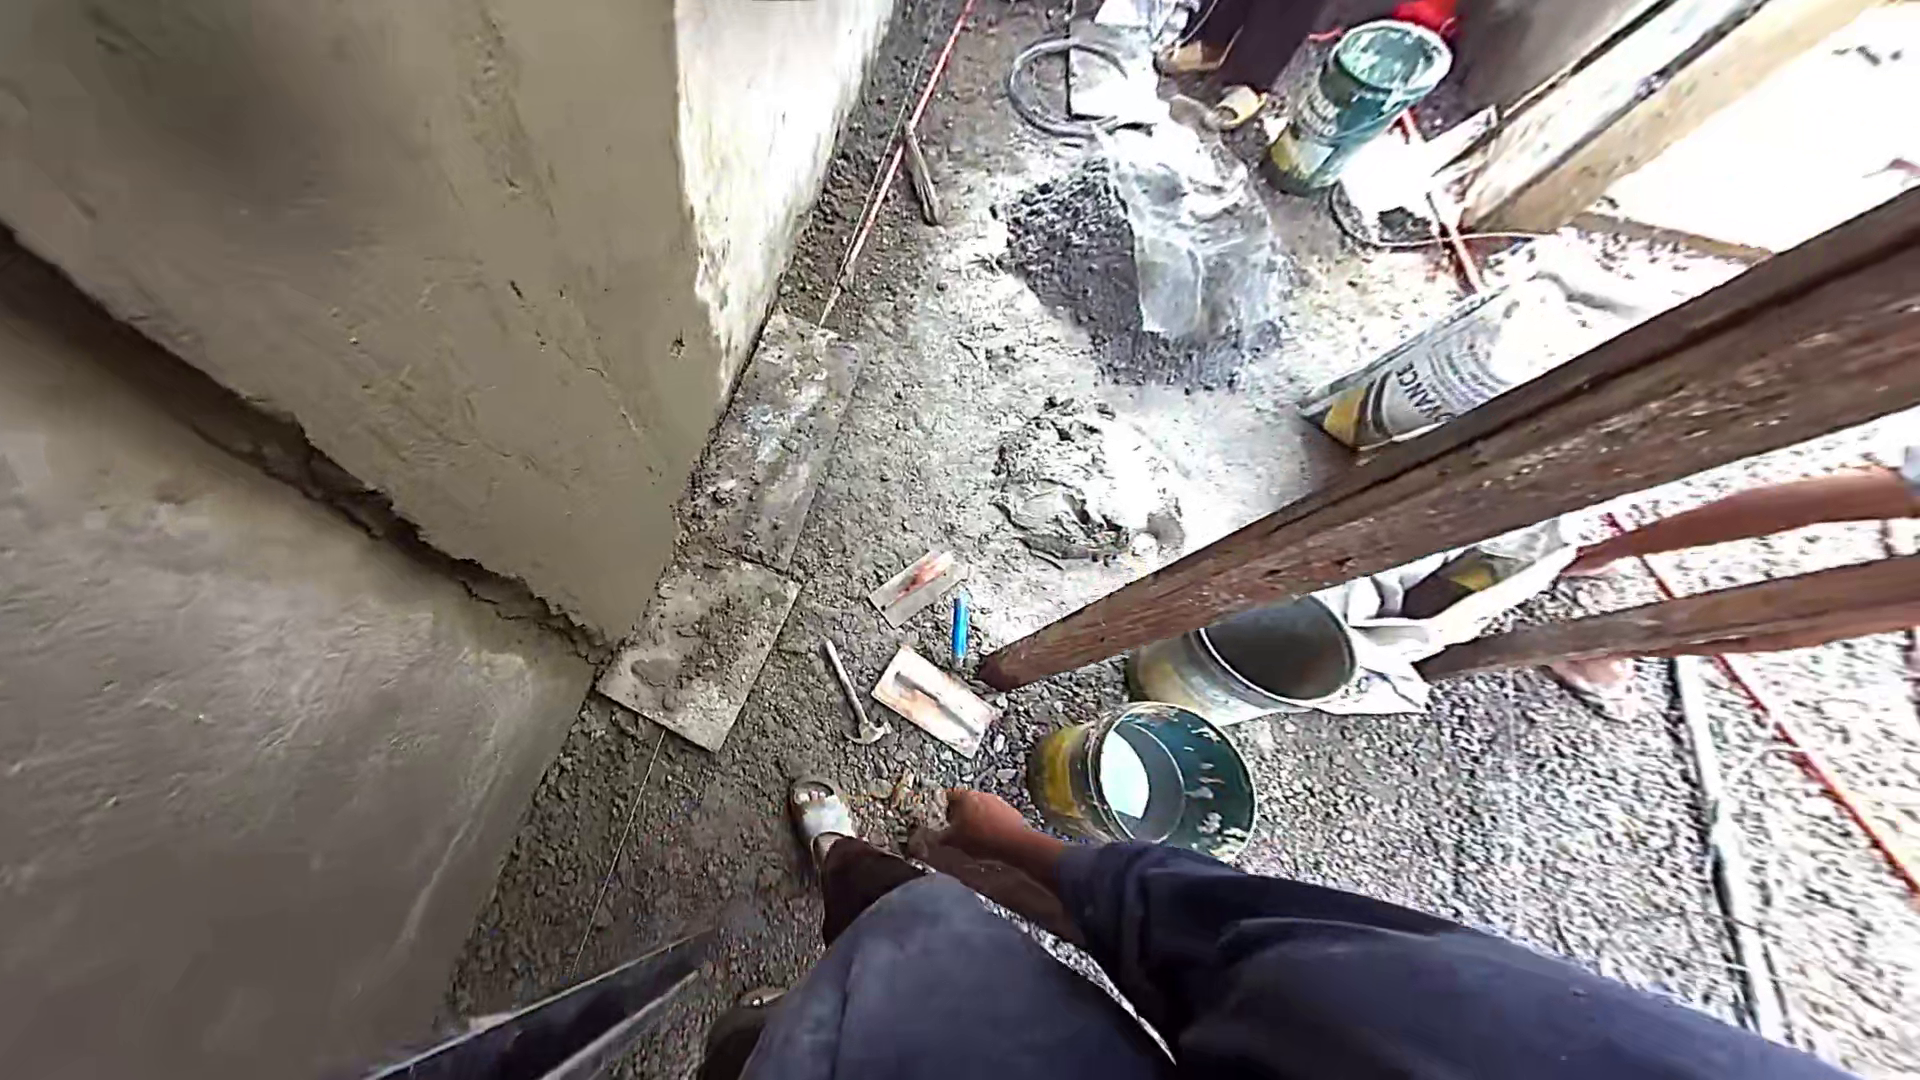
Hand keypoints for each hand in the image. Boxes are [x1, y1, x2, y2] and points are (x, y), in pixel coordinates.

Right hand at [941, 788, 1043, 862]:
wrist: (1015, 844)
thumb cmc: (982, 839)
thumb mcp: (953, 841)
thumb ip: (940, 837)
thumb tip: (933, 838)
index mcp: (965, 796)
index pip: (948, 796)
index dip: (941, 809)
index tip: (939, 819)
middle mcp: (981, 794)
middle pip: (965, 803)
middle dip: (960, 817)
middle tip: (955, 832)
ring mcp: (997, 802)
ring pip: (980, 810)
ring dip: (976, 821)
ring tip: (974, 840)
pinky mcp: (1010, 812)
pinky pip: (995, 818)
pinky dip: (991, 827)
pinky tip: (990, 841)